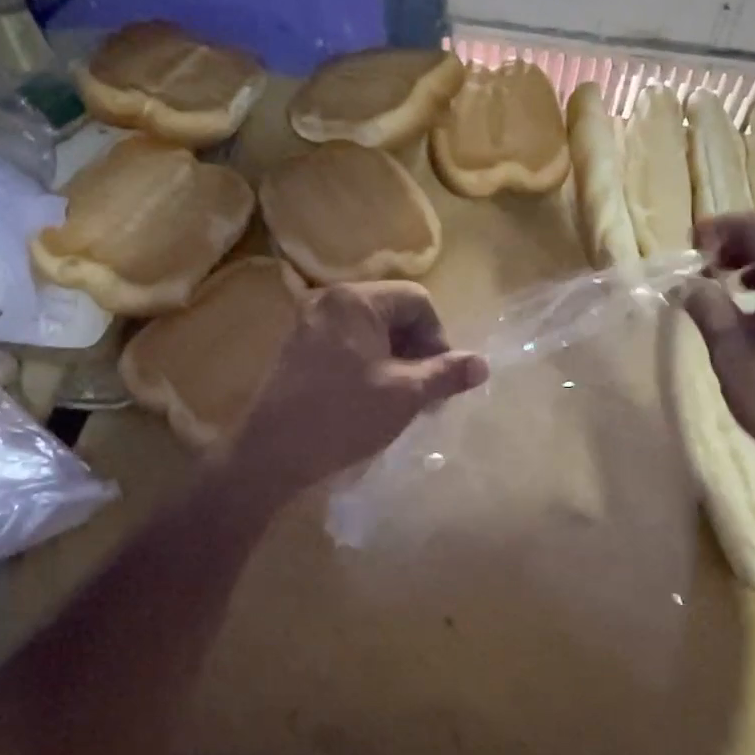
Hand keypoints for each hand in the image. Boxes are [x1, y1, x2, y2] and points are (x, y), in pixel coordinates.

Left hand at [232, 281, 488, 496]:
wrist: (271, 453)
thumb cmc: (343, 416)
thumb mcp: (405, 395)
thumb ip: (446, 373)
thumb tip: (482, 365)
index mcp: (356, 300)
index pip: (417, 302)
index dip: (437, 338)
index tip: (438, 378)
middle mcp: (329, 300)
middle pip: (392, 312)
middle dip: (417, 349)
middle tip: (425, 392)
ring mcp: (308, 323)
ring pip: (370, 331)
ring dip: (395, 360)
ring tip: (400, 400)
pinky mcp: (297, 348)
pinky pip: (346, 344)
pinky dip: (368, 364)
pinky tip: (370, 400)